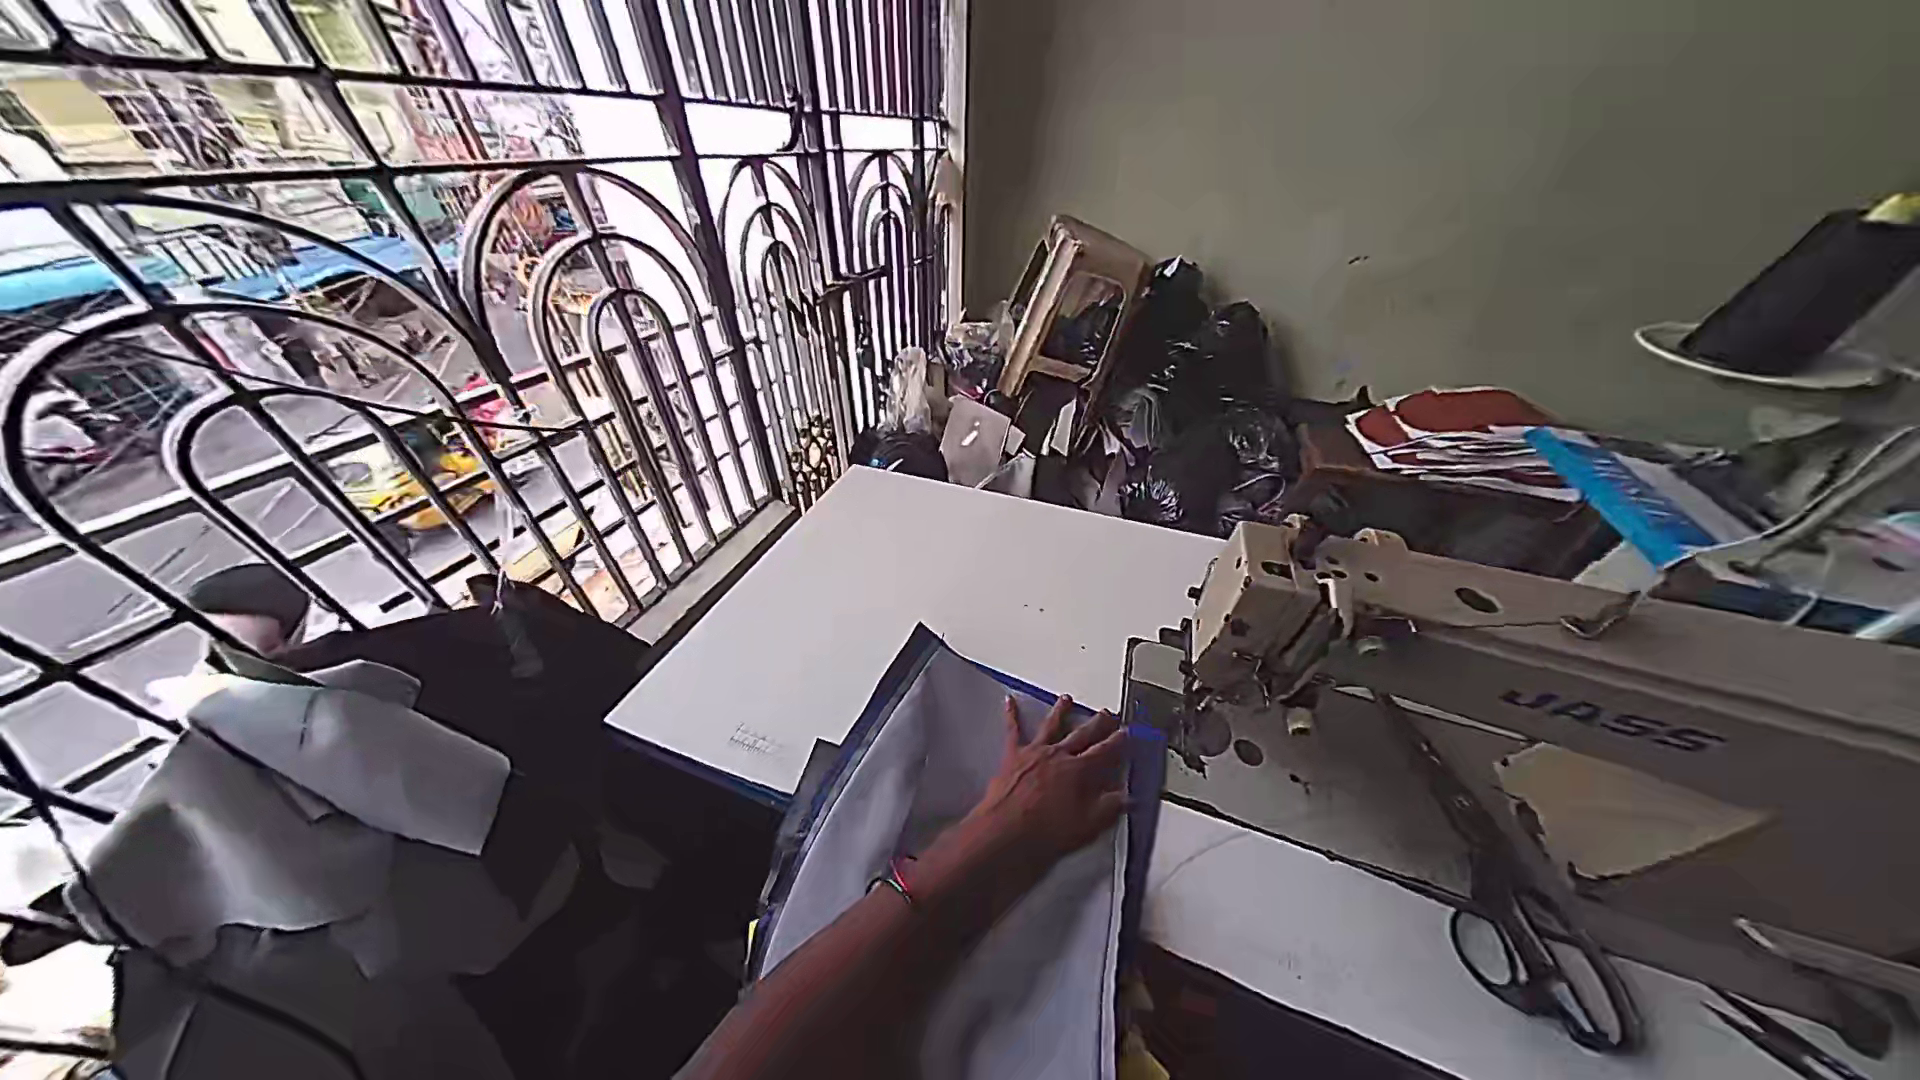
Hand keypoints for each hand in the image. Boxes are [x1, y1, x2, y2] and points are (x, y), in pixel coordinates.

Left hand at [965, 695, 1128, 871]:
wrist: (1008, 831)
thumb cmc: (1048, 831)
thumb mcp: (1089, 825)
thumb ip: (1110, 807)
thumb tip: (1127, 797)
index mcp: (1079, 771)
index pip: (1105, 752)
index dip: (1118, 742)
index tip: (1125, 733)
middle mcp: (1058, 755)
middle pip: (1082, 734)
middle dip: (1097, 723)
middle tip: (1107, 713)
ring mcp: (1035, 752)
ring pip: (1051, 725)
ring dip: (1060, 711)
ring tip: (1066, 699)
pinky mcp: (1013, 755)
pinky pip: (1013, 730)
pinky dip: (1011, 714)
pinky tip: (1009, 701)